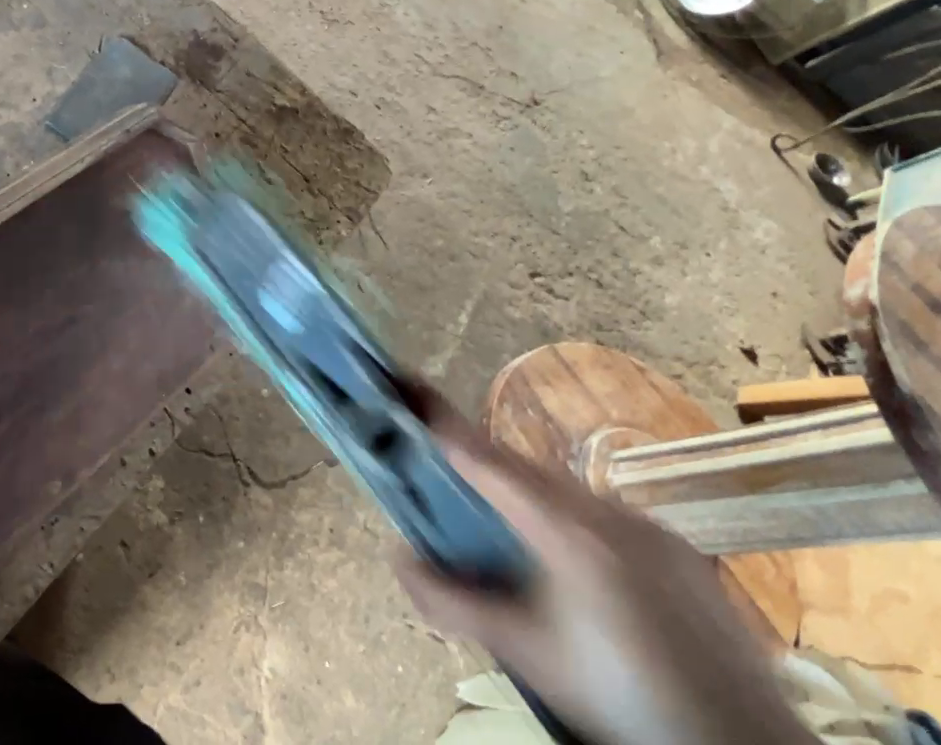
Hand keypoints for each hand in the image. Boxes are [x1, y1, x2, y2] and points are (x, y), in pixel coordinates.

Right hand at [392, 400, 816, 744]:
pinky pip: (607, 519)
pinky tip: (568, 568)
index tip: (407, 386)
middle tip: (440, 466)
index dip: (442, 422)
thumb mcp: (522, 651)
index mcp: (566, 529)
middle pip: (527, 470)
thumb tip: (398, 557)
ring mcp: (655, 532)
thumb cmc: (618, 692)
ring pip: (569, 494)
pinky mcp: (682, 557)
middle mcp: (612, 514)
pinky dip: (568, 522)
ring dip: (524, 496)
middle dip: (480, 463)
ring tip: (500, 527)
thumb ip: (450, 601)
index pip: (487, 460)